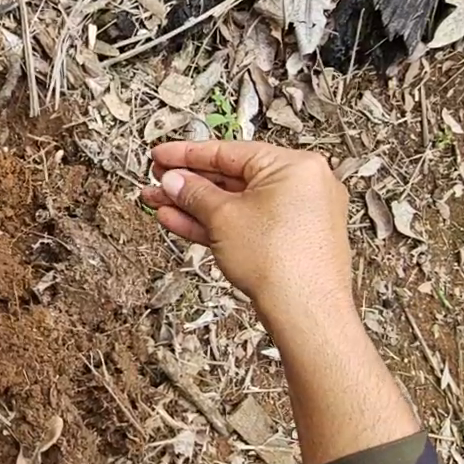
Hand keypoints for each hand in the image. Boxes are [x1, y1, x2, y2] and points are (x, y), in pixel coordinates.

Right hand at [140, 139, 352, 317]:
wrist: (304, 311)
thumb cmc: (282, 262)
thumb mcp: (222, 216)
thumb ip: (193, 193)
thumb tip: (175, 180)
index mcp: (294, 166)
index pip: (228, 152)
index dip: (187, 154)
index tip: (163, 154)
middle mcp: (301, 185)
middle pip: (229, 177)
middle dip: (187, 183)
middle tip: (159, 180)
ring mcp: (296, 214)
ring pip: (232, 203)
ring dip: (193, 204)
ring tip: (160, 203)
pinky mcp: (288, 239)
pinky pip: (243, 222)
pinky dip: (213, 222)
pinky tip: (181, 221)